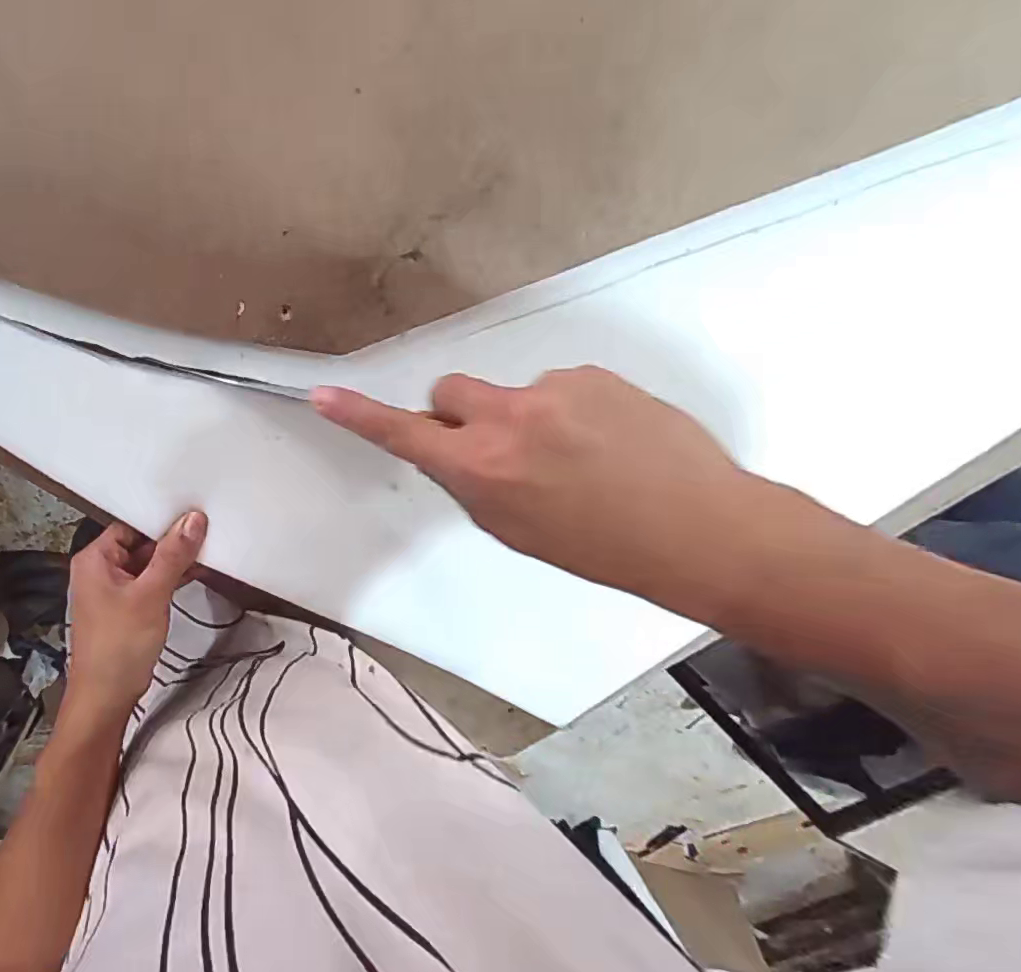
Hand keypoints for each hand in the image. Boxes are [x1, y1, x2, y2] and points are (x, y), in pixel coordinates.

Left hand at [66, 513, 207, 714]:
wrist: (106, 697)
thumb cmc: (117, 647)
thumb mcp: (151, 594)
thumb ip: (173, 555)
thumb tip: (192, 521)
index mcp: (94, 559)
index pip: (130, 525)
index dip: (159, 520)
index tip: (191, 515)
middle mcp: (99, 571)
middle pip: (139, 544)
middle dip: (170, 542)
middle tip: (205, 532)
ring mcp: (111, 591)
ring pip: (146, 565)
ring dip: (171, 562)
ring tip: (205, 551)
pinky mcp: (124, 609)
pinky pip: (147, 584)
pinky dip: (167, 580)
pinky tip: (192, 575)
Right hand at [311, 366, 791, 605]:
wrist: (696, 529)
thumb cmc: (592, 545)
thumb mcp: (505, 525)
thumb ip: (465, 480)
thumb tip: (453, 451)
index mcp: (478, 467)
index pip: (401, 434)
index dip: (357, 415)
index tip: (324, 395)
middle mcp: (507, 419)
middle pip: (449, 392)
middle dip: (458, 413)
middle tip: (492, 446)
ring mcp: (554, 391)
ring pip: (508, 392)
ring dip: (520, 416)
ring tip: (571, 456)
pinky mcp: (595, 376)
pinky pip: (556, 386)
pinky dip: (565, 409)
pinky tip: (601, 442)